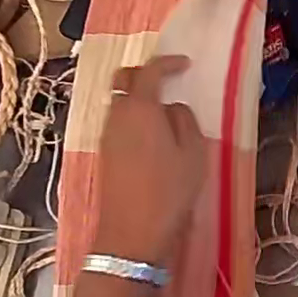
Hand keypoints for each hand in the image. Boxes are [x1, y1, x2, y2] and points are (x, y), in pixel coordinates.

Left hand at [91, 56, 207, 265]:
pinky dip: (134, 117)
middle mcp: (116, 116)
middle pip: (123, 80)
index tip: (185, 64)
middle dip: (144, 73)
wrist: (131, 234)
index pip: (149, 70)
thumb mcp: (193, 153)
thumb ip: (185, 121)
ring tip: (165, 111)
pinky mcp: (104, 154)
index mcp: (140, 108)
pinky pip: (118, 122)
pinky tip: (153, 134)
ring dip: (139, 97)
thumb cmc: (169, 190)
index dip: (167, 62)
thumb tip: (173, 109)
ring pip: (119, 102)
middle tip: (168, 79)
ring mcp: (106, 136)